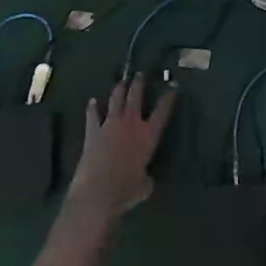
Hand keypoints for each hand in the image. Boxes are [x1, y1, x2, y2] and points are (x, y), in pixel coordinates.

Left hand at [66, 75, 174, 222]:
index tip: (173, 85)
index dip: (168, 97)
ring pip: (116, 99)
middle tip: (141, 74)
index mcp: (148, 136)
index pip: (162, 111)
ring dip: (119, 88)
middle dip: (139, 83)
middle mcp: (130, 124)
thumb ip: (146, 177)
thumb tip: (144, 178)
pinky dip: (93, 107)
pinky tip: (92, 101)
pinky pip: (93, 114)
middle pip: (136, 96)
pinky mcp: (92, 130)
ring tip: (122, 81)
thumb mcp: (144, 186)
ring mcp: (109, 124)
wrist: (98, 191)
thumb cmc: (126, 191)